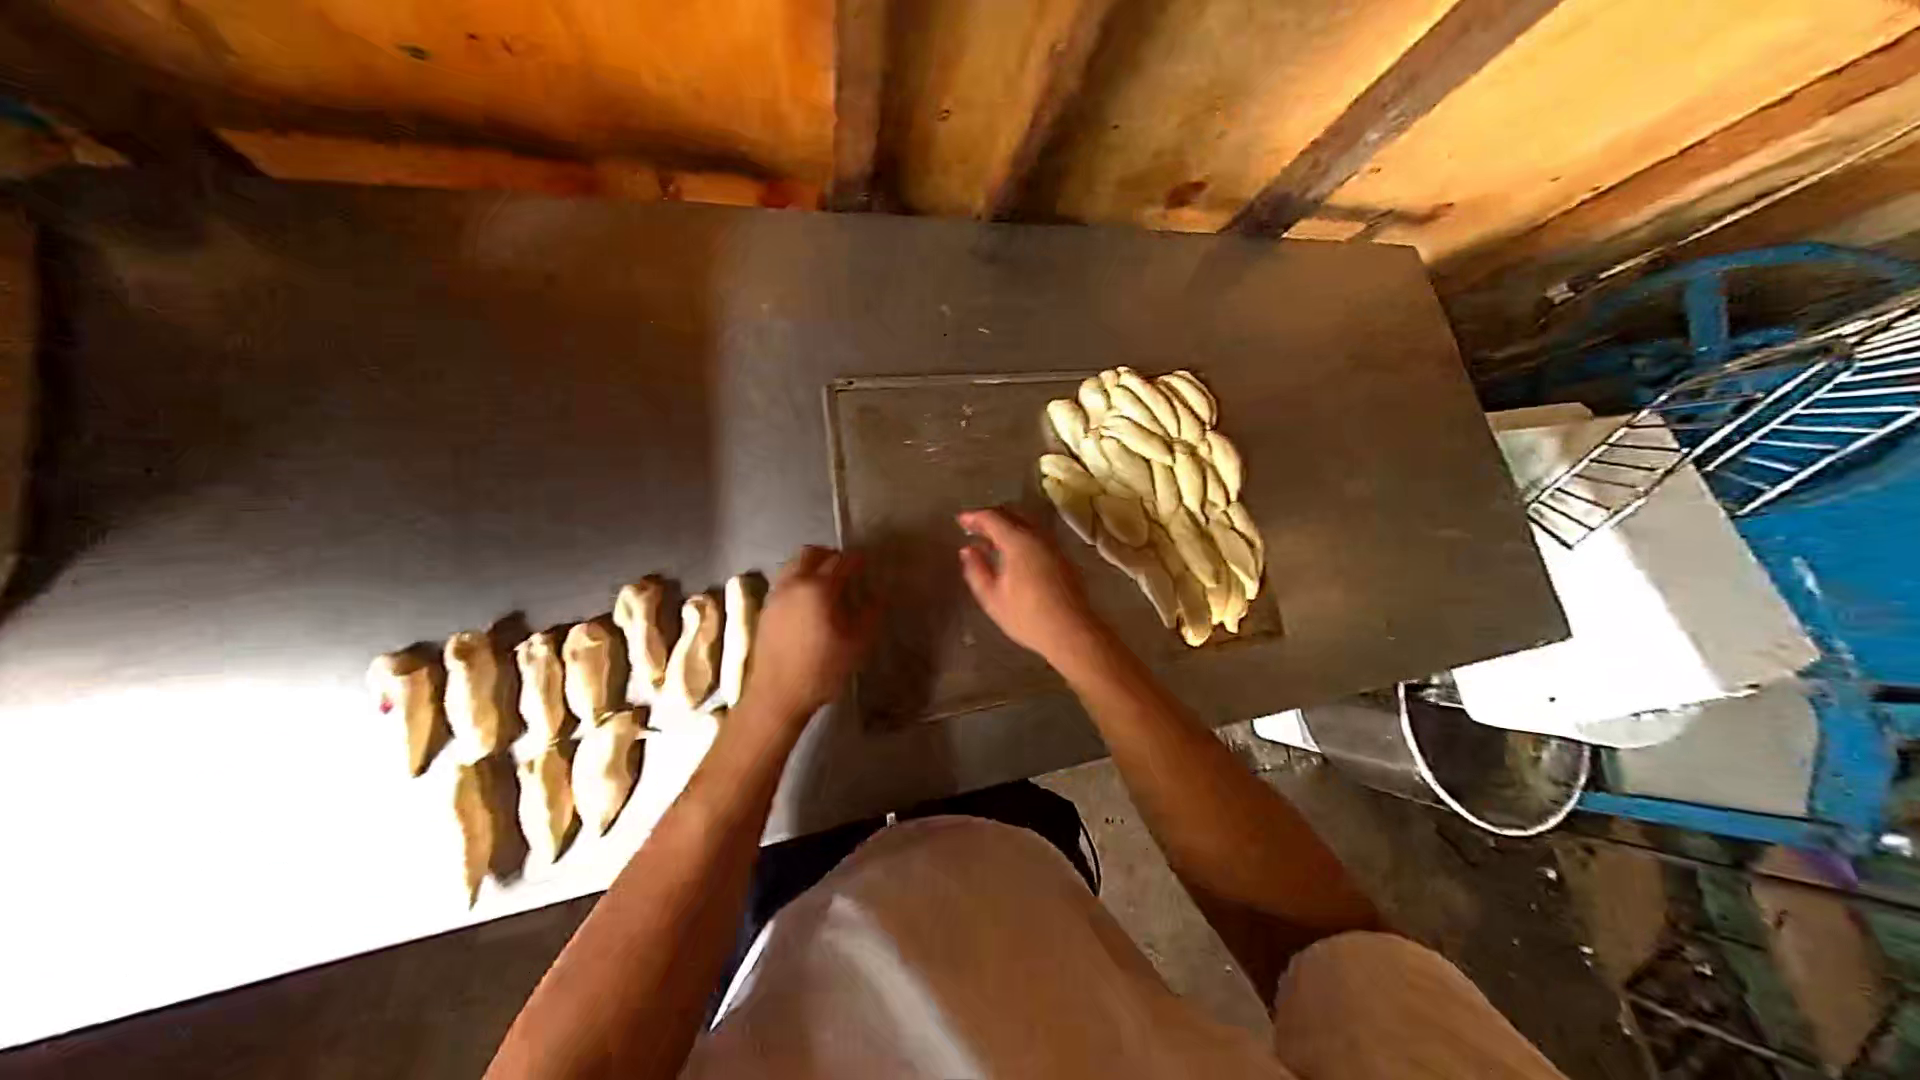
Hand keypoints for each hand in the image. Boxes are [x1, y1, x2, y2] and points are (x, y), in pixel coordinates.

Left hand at [740, 546, 876, 721]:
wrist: (777, 695)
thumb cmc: (822, 670)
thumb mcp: (857, 645)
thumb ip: (871, 615)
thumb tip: (878, 596)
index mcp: (819, 589)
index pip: (842, 562)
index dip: (857, 559)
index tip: (867, 562)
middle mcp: (794, 584)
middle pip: (811, 553)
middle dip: (830, 555)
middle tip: (846, 567)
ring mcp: (776, 596)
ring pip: (793, 565)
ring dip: (811, 565)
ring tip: (826, 581)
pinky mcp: (765, 610)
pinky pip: (783, 582)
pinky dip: (797, 579)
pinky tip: (807, 600)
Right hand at [957, 507, 1105, 663]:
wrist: (1071, 631)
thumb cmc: (1027, 617)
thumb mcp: (992, 597)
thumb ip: (977, 569)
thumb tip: (967, 550)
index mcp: (1018, 541)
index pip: (993, 518)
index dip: (974, 517)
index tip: (960, 520)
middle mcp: (1038, 536)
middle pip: (1011, 514)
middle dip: (990, 517)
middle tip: (973, 526)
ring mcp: (1053, 545)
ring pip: (1026, 523)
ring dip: (1006, 525)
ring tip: (990, 540)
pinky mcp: (1062, 557)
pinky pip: (1036, 535)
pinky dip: (1020, 535)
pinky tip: (1012, 552)